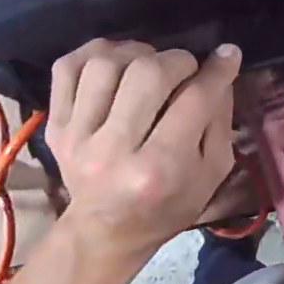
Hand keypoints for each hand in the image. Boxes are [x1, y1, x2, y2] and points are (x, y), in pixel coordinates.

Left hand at [44, 39, 240, 271]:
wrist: (106, 232)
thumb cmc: (168, 205)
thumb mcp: (212, 173)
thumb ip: (220, 119)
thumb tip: (221, 65)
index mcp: (160, 170)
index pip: (194, 100)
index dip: (217, 70)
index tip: (227, 55)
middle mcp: (114, 151)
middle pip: (148, 73)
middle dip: (178, 60)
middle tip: (187, 68)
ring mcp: (78, 137)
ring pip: (107, 63)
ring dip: (139, 52)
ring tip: (152, 64)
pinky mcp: (56, 126)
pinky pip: (68, 67)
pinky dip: (96, 52)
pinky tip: (118, 61)